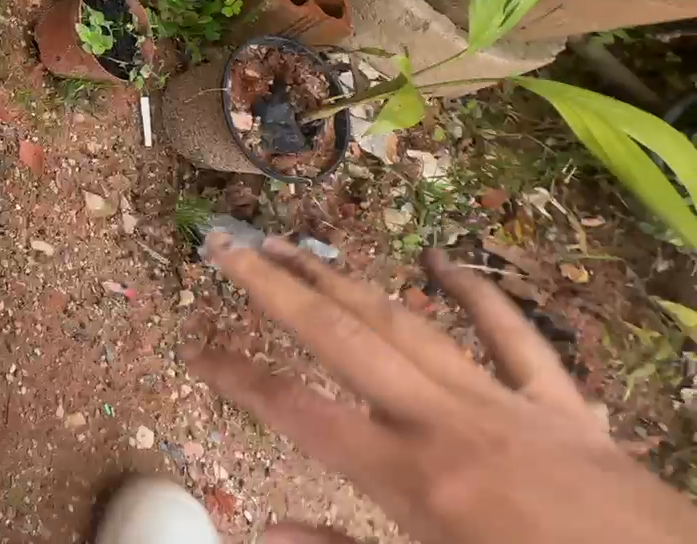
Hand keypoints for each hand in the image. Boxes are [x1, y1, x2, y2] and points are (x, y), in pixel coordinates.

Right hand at [190, 234, 696, 543]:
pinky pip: (519, 343)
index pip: (295, 411)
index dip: (236, 376)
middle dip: (272, 288)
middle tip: (224, 246)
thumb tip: (260, 530)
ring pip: (403, 323)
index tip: (193, 349)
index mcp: (411, 479)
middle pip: (336, 338)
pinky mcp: (565, 412)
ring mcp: (505, 408)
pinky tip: (442, 262)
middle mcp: (444, 425)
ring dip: (338, 279)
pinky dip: (481, 299)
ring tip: (289, 244)